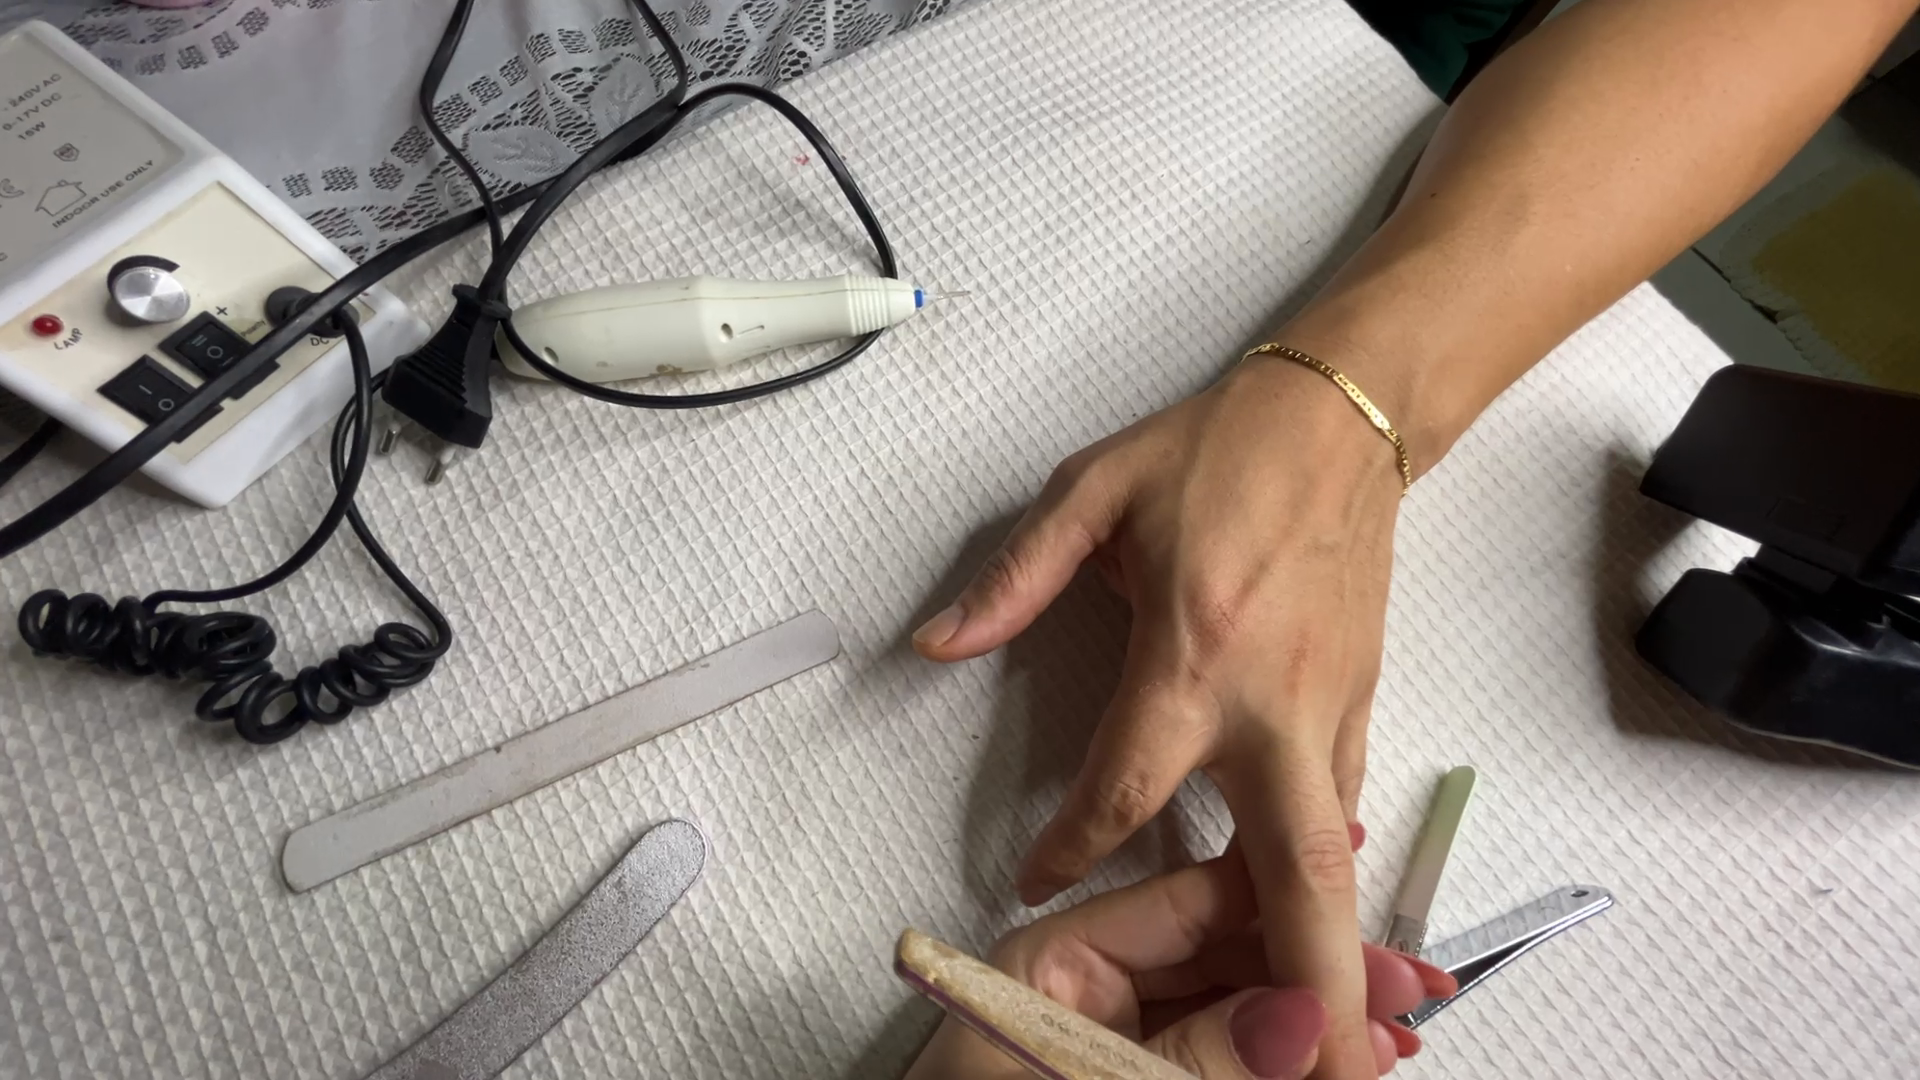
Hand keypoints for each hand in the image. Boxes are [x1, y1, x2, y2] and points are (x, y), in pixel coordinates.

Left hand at [902, 847, 1454, 1078]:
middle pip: (1224, 962)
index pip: (1185, 908)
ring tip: (1406, 1025)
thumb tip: (1307, 1016)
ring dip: (1316, 1022)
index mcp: (1061, 955)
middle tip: (1412, 984)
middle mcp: (1096, 984)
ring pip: (1237, 1014)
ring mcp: (1120, 1034)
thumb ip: (1189, 1053)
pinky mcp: (1138, 1068)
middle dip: (1319, 973)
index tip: (1362, 936)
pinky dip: (1283, 1057)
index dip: (1277, 919)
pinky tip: (1347, 1057)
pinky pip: (1223, 1054)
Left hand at [914, 351, 1406, 1075]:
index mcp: (1192, 650)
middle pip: (1293, 872)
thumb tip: (939, 642)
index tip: (1033, 883)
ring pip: (1330, 846)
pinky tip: (1297, 869)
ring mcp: (1334, 700)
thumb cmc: (1212, 450)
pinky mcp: (1370, 688)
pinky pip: (1344, 792)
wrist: (1340, 417)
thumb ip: (1014, 579)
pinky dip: (1321, 847)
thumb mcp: (1092, 493)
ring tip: (1298, 1004)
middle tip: (1294, 1063)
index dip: (1070, 849)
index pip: (1122, 788)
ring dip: (1315, 928)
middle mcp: (1271, 698)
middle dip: (1300, 981)